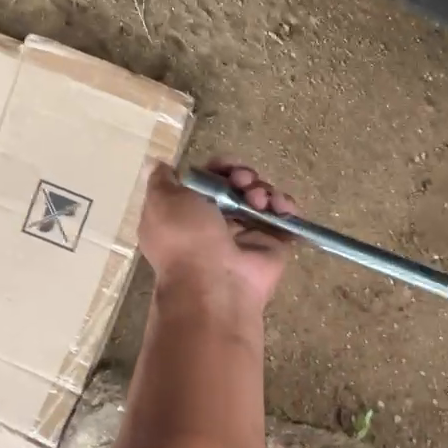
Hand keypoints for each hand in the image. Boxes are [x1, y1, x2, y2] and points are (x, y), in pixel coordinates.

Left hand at [138, 160, 296, 308]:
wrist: (215, 283)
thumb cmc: (185, 238)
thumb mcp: (161, 202)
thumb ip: (162, 181)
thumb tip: (161, 164)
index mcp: (189, 212)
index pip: (209, 179)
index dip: (220, 167)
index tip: (227, 166)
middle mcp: (217, 221)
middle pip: (237, 185)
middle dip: (243, 176)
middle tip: (244, 182)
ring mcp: (247, 232)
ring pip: (261, 197)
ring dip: (263, 190)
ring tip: (259, 200)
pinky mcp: (273, 243)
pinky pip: (284, 217)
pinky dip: (285, 206)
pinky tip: (281, 206)